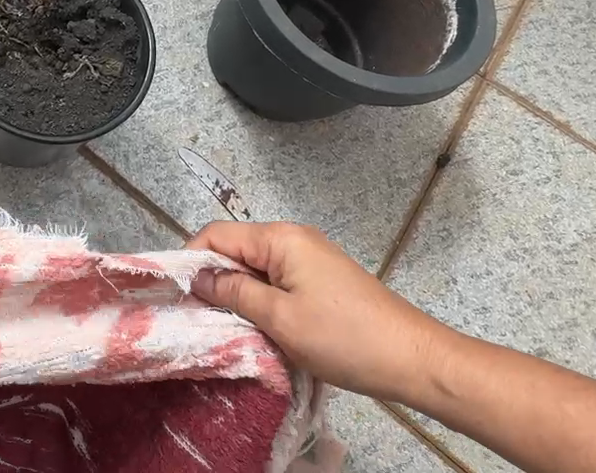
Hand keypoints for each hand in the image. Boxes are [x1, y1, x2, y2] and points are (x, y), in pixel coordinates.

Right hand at [187, 221, 456, 403]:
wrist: (417, 361)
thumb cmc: (346, 338)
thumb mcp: (279, 318)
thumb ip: (232, 293)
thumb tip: (196, 278)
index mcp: (279, 238)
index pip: (216, 234)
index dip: (192, 260)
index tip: (178, 293)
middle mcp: (292, 237)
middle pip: (235, 248)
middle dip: (215, 279)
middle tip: (203, 316)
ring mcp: (310, 257)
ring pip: (255, 268)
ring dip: (240, 294)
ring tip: (233, 326)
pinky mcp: (322, 278)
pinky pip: (277, 280)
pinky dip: (263, 299)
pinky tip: (265, 326)